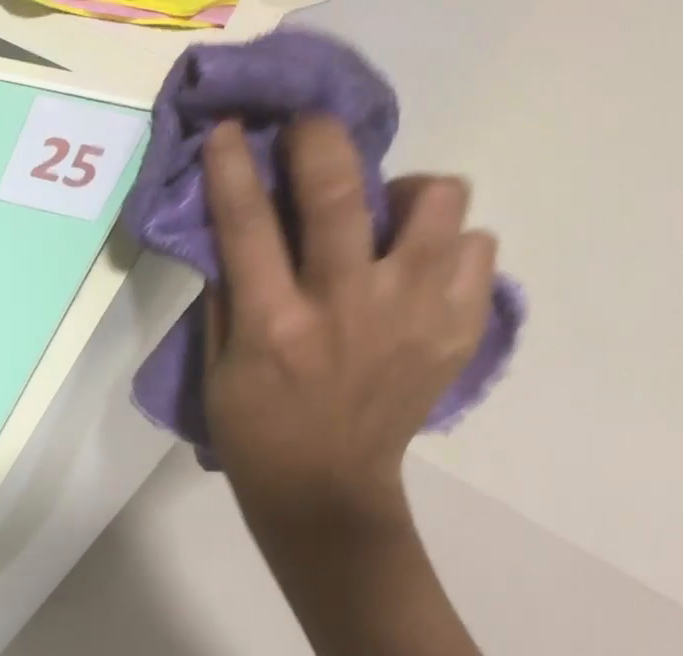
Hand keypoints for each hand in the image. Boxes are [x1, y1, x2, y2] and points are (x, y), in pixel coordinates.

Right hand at [200, 117, 496, 535]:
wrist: (324, 487)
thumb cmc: (251, 432)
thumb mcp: (217, 371)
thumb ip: (227, 302)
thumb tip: (237, 241)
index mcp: (272, 325)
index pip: (245, 227)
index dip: (233, 170)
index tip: (229, 134)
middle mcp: (344, 307)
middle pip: (340, 192)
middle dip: (320, 141)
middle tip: (310, 132)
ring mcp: (411, 314)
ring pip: (437, 201)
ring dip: (403, 198)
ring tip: (384, 223)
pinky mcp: (456, 327)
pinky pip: (474, 247)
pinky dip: (445, 246)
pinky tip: (415, 270)